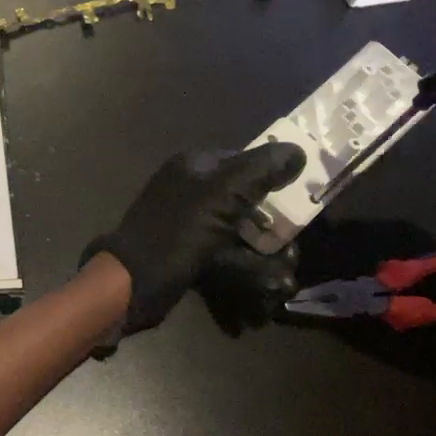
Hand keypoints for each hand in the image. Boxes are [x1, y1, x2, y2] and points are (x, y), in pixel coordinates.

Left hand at [82, 143, 305, 334]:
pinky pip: (223, 251)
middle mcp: (187, 189)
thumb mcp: (222, 195)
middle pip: (241, 194)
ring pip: (235, 225)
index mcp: (193, 166)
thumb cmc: (176, 234)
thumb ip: (260, 170)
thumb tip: (299, 152)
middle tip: (296, 228)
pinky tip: (267, 273)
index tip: (304, 190)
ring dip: (261, 239)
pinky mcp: (184, 253)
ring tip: (289, 257)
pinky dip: (244, 260)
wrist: (131, 284)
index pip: (245, 158)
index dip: (274, 171)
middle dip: (270, 211)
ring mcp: (184, 222)